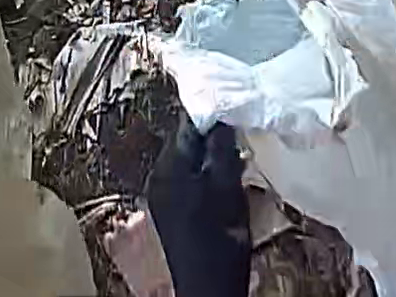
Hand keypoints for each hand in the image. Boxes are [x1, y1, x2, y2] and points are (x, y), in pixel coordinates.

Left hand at [146, 119, 248, 296]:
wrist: (207, 290)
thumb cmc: (220, 237)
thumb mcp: (226, 187)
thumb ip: (220, 148)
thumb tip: (220, 117)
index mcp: (168, 163)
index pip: (187, 126)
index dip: (211, 119)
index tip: (232, 116)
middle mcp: (157, 174)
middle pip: (185, 144)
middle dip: (210, 142)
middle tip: (237, 146)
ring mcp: (160, 194)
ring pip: (186, 164)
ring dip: (207, 162)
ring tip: (232, 167)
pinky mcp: (167, 213)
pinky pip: (184, 183)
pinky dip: (201, 180)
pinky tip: (219, 190)